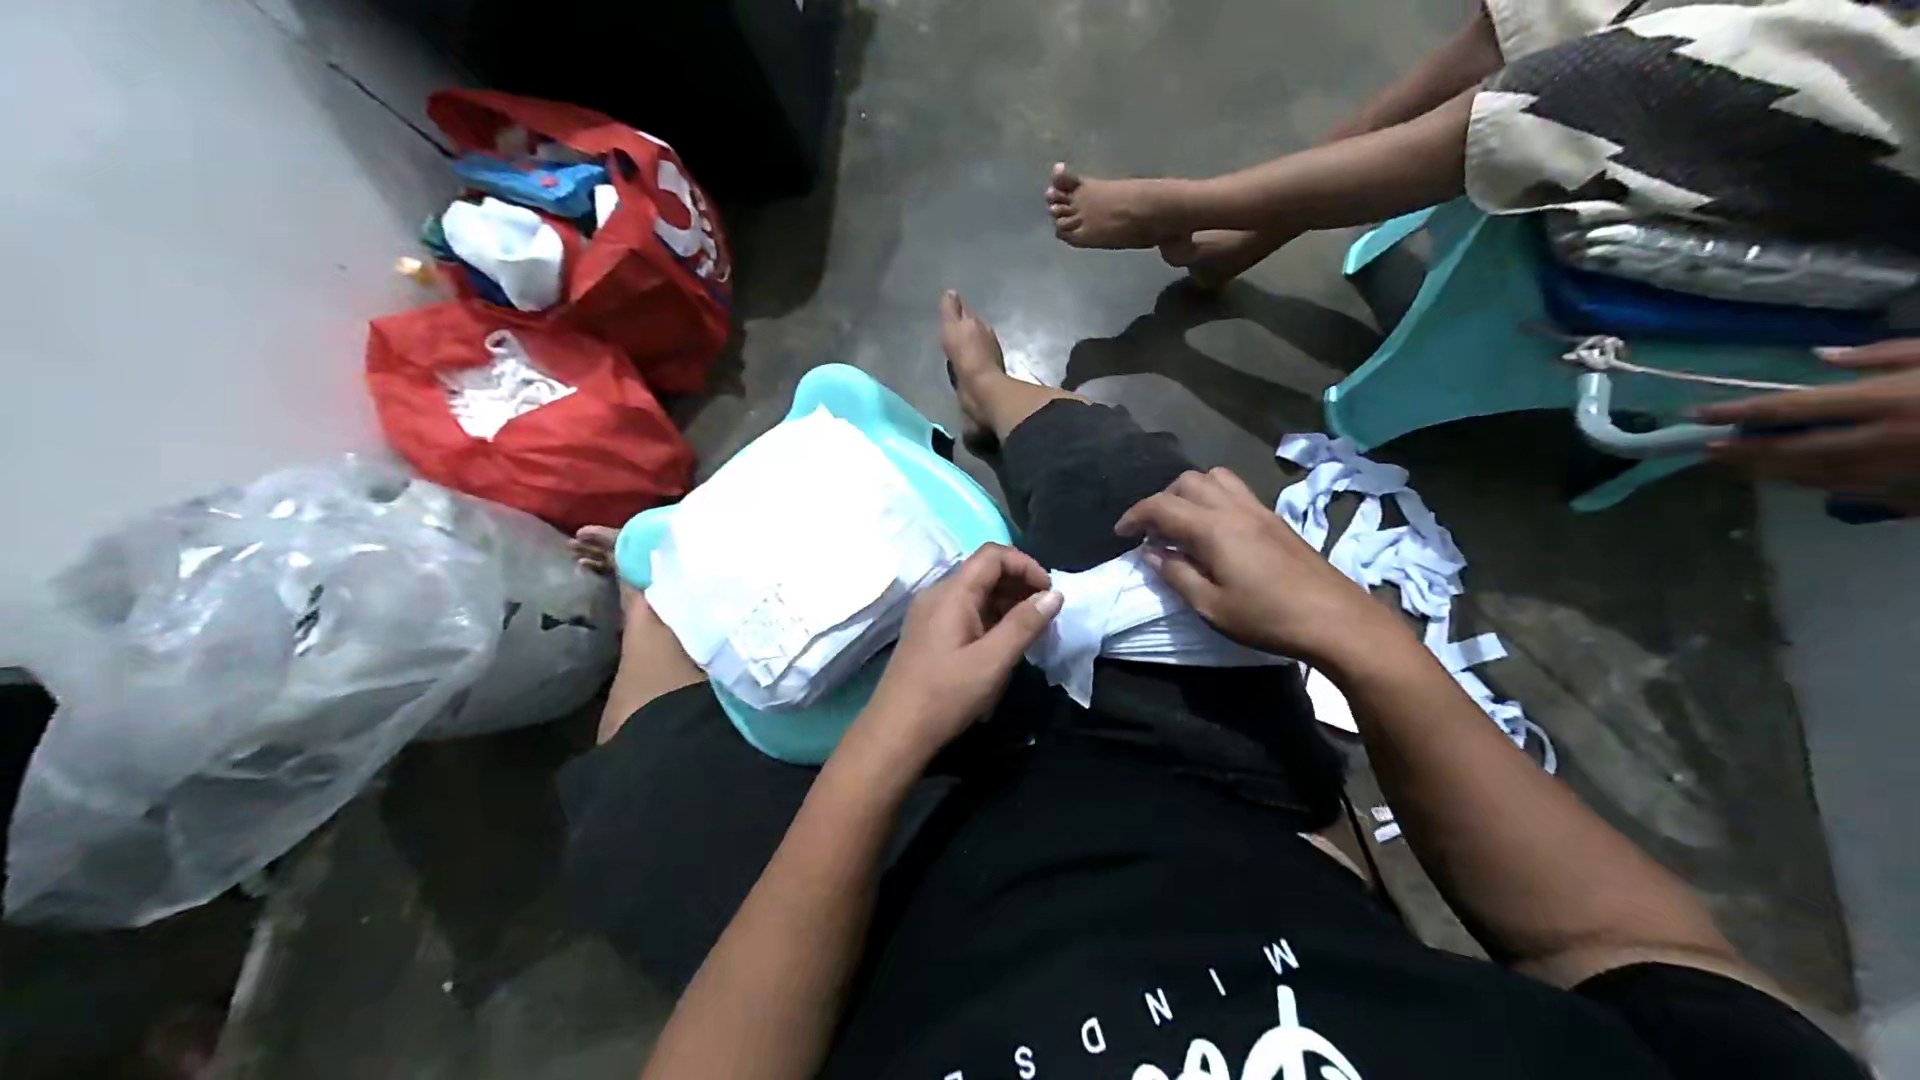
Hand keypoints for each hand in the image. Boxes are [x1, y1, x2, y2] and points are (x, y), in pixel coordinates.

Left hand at [847, 544, 1061, 769]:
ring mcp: (932, 614)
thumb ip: (1024, 624)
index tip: (1049, 593)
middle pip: (985, 572)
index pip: (993, 555)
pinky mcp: (930, 633)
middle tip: (1046, 615)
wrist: (896, 731)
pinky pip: (967, 612)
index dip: (1026, 565)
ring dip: (1008, 604)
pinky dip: (992, 619)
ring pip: (977, 593)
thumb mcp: (993, 661)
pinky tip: (1006, 644)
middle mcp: (939, 594)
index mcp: (952, 593)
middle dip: (1020, 585)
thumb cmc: (946, 695)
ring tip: (1032, 632)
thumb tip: (1054, 594)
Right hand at [1114, 467, 1412, 671]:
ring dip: (1189, 492)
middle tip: (1152, 531)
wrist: (1337, 620)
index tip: (1120, 534)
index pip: (1161, 506)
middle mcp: (1234, 508)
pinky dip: (1213, 497)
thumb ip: (1176, 575)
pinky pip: (1235, 490)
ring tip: (1182, 522)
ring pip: (1215, 478)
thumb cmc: (1268, 617)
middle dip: (1161, 500)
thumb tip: (1153, 553)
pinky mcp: (1276, 519)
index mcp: (1213, 528)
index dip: (1134, 516)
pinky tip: (1214, 529)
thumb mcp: (1211, 606)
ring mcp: (1259, 510)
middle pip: (1187, 482)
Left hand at [1695, 340, 1919, 510]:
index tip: (1696, 414)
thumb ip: (1882, 356)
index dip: (1734, 413)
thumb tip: (1821, 355)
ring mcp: (1900, 471)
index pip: (1785, 409)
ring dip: (1768, 471)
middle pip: (1785, 451)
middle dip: (1740, 452)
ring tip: (1735, 466)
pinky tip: (1793, 479)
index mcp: (1885, 401)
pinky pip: (1853, 491)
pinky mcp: (1918, 495)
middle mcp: (1881, 440)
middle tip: (1706, 450)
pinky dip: (1817, 484)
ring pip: (1811, 476)